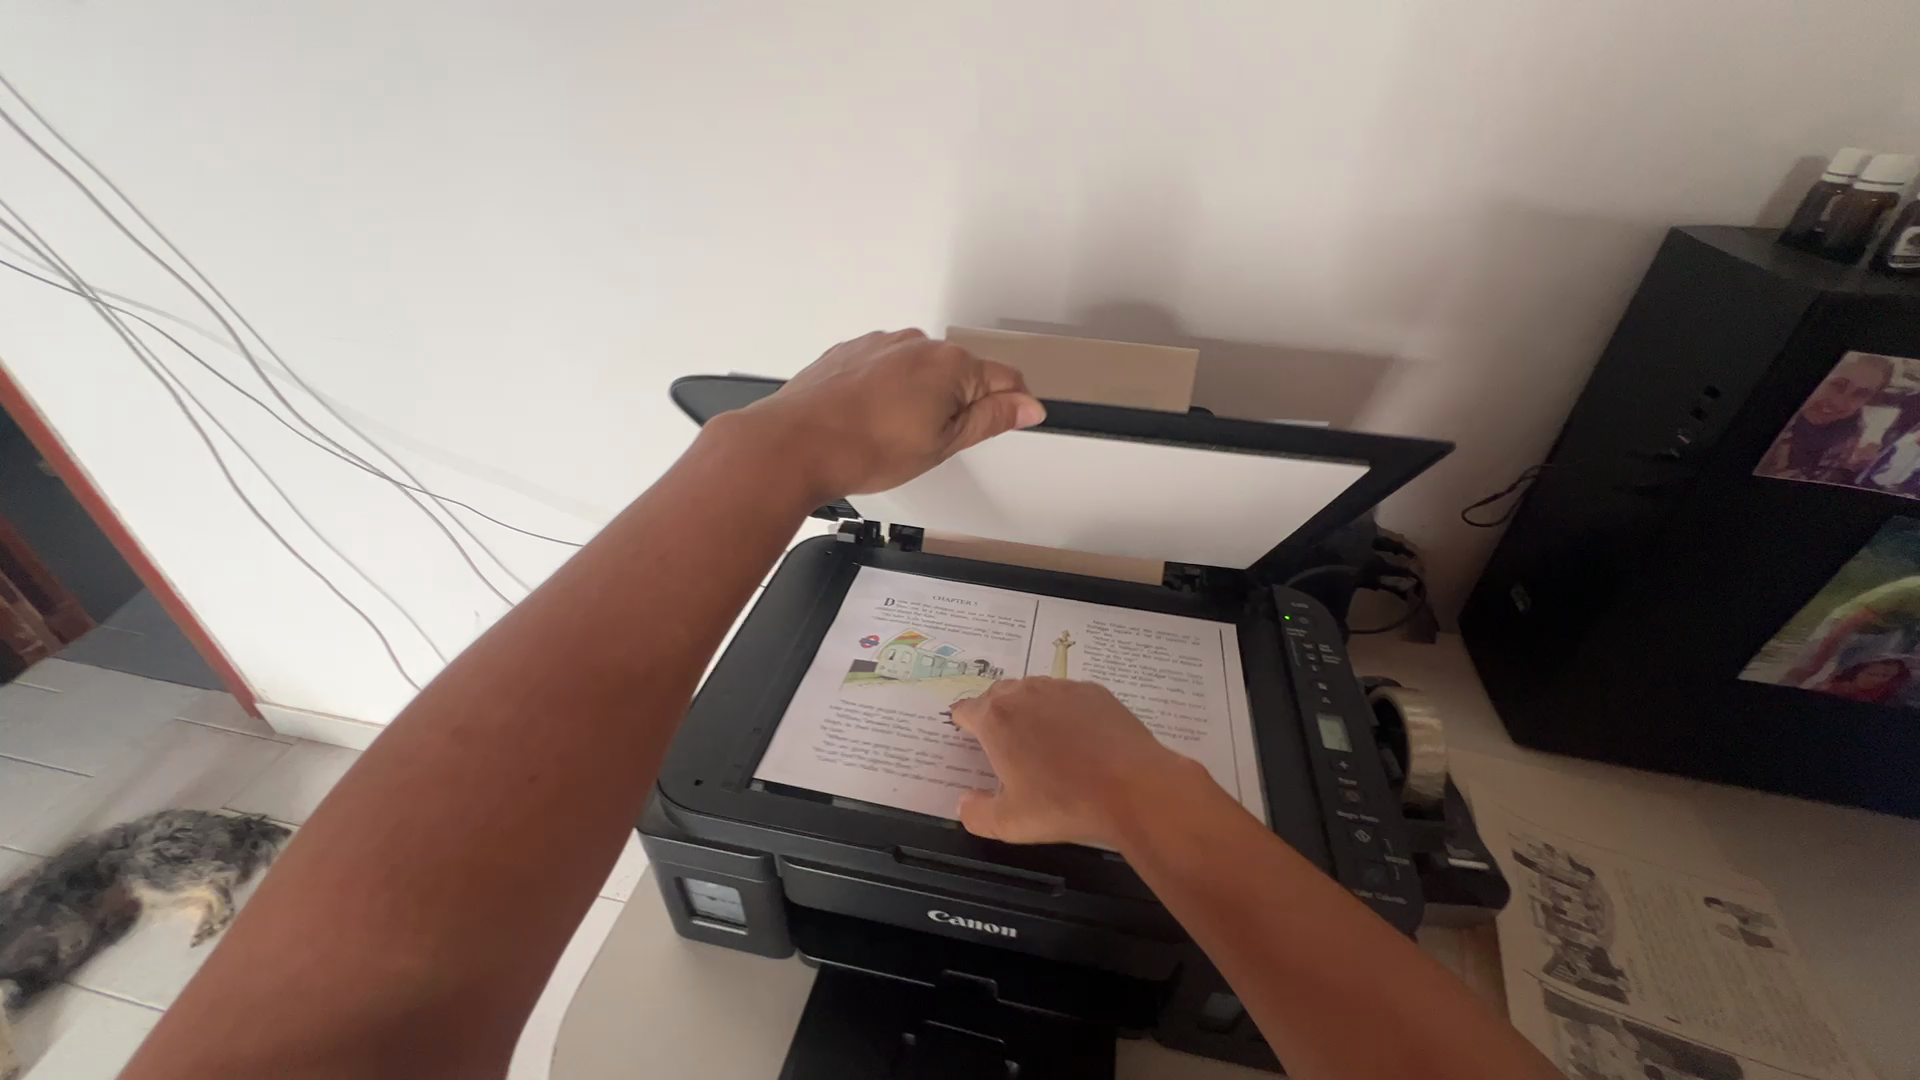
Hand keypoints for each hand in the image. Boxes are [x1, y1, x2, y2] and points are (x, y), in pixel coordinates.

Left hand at [724, 329, 1045, 501]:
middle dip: (958, 405)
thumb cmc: (862, 447)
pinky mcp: (852, 352)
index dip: (1012, 405)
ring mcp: (881, 345)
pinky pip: (885, 369)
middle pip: (960, 373)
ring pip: (920, 371)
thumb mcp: (943, 444)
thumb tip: (1027, 406)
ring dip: (920, 397)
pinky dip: (887, 391)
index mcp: (950, 365)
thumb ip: (991, 419)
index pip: (1005, 379)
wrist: (796, 444)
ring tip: (894, 436)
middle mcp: (917, 343)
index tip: (1009, 422)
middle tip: (934, 444)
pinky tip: (870, 420)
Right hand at [949, 677, 1213, 847]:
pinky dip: (1063, 710)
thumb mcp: (1010, 824)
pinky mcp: (1094, 691)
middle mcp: (1024, 693)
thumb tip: (963, 804)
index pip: (965, 709)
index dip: (963, 723)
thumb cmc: (1063, 803)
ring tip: (1041, 739)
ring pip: (1033, 690)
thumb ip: (976, 814)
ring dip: (1029, 708)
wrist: (1132, 786)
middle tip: (1003, 742)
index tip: (968, 737)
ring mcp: (1061, 688)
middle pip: (997, 694)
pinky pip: (1067, 695)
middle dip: (994, 713)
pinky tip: (1077, 736)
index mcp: (996, 719)